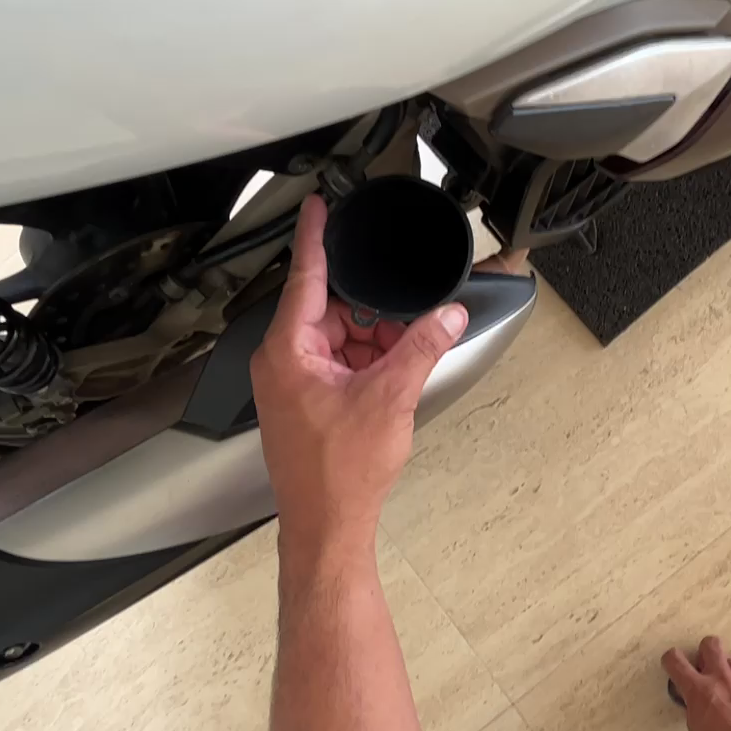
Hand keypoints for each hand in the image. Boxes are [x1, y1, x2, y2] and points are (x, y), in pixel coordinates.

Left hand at [251, 195, 467, 549]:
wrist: (328, 524)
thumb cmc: (337, 474)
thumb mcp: (390, 398)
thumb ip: (421, 348)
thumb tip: (447, 317)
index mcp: (289, 350)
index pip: (305, 276)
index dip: (316, 237)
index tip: (319, 206)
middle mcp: (283, 361)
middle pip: (333, 310)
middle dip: (372, 317)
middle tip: (403, 328)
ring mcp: (294, 382)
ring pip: (340, 338)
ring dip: (373, 346)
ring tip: (395, 374)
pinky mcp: (307, 400)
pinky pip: (340, 363)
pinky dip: (367, 366)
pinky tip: (387, 385)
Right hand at [662, 636, 730, 730]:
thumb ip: (695, 716)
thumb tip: (697, 707)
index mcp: (699, 692)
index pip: (675, 660)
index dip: (670, 661)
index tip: (673, 669)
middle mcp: (722, 679)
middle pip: (710, 644)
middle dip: (704, 654)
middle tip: (706, 674)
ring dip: (727, 675)